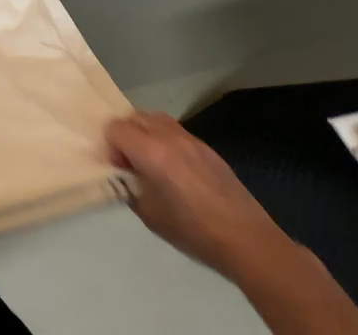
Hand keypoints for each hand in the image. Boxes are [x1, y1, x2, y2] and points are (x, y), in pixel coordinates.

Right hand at [105, 110, 292, 280]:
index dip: (109, 146)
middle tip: (130, 163)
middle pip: (134, 117)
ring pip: (156, 119)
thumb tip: (126, 178)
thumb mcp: (148, 214)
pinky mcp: (209, 150)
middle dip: (125, 134)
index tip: (118, 169)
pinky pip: (177, 132)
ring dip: (145, 133)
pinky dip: (166, 140)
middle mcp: (169, 138)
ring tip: (151, 161)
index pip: (114, 128)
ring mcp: (192, 141)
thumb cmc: (193, 231)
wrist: (248, 241)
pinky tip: (176, 170)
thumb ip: (130, 187)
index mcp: (151, 152)